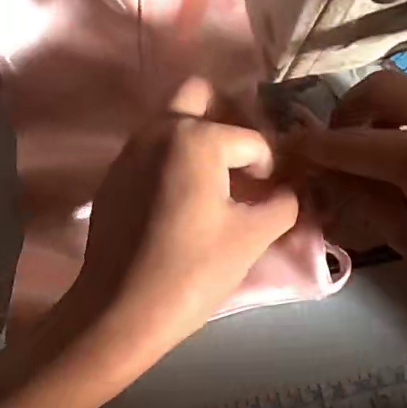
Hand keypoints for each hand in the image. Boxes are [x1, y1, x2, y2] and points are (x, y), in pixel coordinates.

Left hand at [65, 78, 300, 356]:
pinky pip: (151, 148)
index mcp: (196, 138)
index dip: (271, 166)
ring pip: (171, 120)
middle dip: (229, 116)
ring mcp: (129, 152)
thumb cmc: (194, 270)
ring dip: (200, 136)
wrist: (120, 312)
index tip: (275, 194)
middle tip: (246, 156)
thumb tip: (292, 190)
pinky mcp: (113, 178)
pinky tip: (186, 201)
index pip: (251, 139)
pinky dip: (174, 158)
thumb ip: (284, 203)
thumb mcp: (253, 237)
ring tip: (220, 181)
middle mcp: (158, 130)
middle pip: (199, 95)